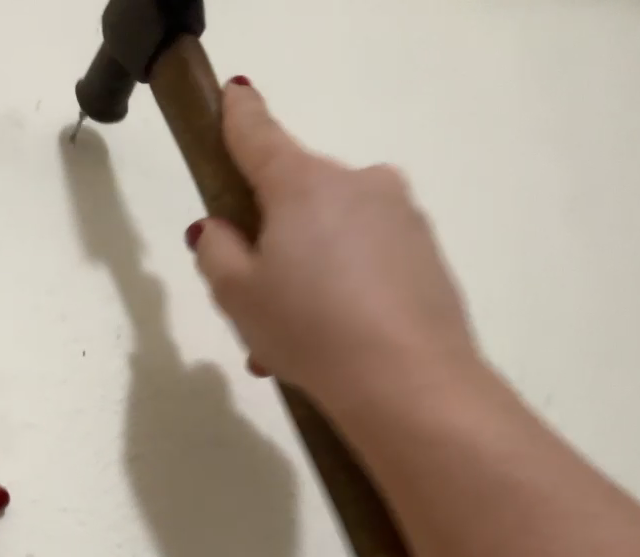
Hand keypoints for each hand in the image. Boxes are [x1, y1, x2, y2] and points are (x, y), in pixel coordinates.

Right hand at [189, 82, 485, 411]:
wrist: (407, 377)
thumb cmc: (306, 328)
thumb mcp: (236, 295)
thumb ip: (215, 252)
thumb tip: (218, 227)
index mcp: (303, 184)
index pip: (259, 136)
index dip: (238, 117)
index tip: (232, 94)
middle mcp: (357, 182)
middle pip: (295, 198)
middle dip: (267, 242)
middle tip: (249, 304)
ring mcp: (398, 214)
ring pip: (328, 237)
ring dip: (300, 278)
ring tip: (283, 344)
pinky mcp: (424, 250)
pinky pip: (362, 260)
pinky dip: (336, 292)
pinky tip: (323, 343)